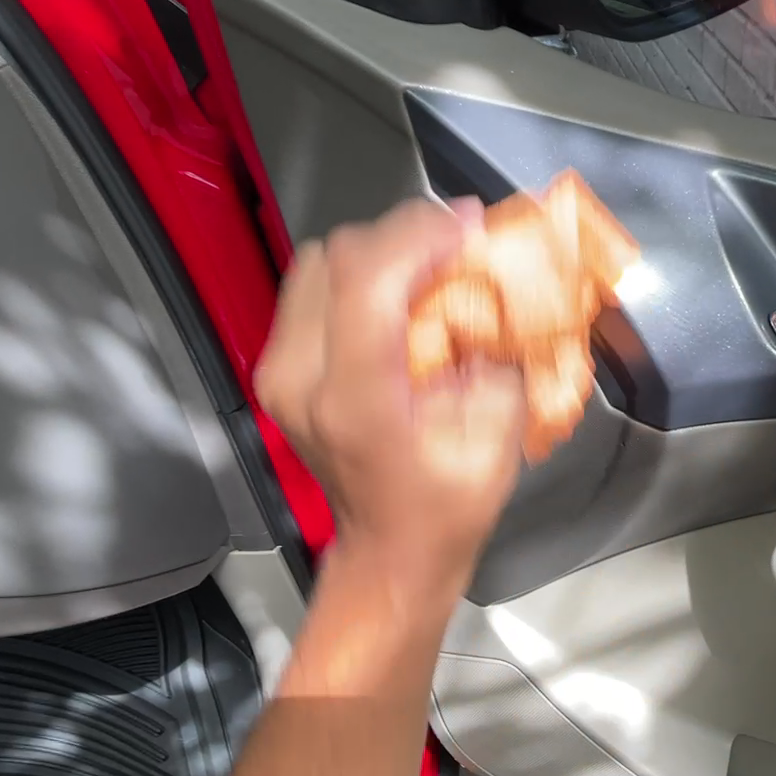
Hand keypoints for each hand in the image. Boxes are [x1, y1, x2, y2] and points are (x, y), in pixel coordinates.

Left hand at [257, 199, 524, 597]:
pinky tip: (402, 292)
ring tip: (434, 262)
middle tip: (461, 241)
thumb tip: (496, 296)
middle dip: (405, 235)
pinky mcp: (280, 367)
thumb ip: (496, 361)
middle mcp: (300, 376)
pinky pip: (314, 288)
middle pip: (339, 256)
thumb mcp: (495, 441)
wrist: (390, 552)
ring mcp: (279, 371)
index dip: (422, 235)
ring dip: (381, 251)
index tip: (472, 223)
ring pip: (320, 262)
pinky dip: (362, 275)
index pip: (370, 279)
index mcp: (355, 399)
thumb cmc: (446, 510)